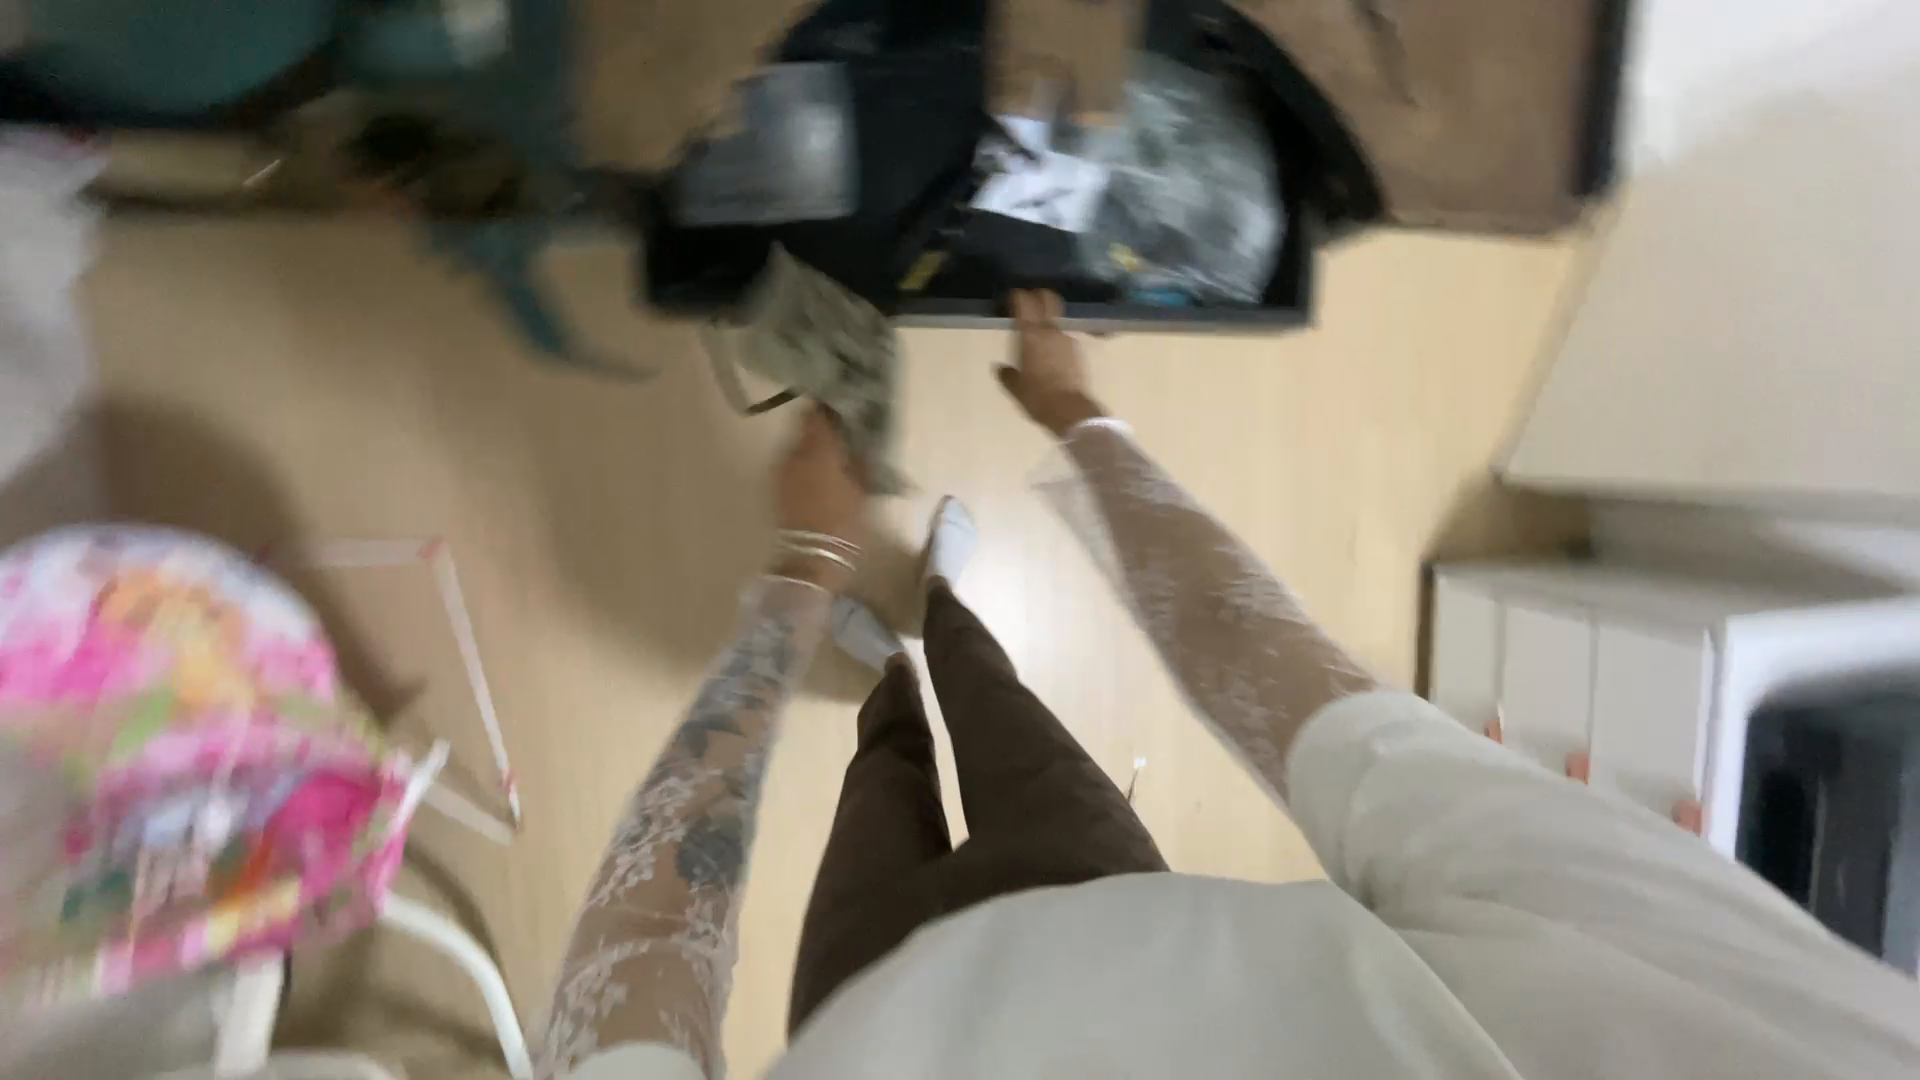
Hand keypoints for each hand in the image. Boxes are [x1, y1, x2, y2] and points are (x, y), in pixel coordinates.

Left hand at [771, 406, 866, 590]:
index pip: (820, 412)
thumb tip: (860, 440)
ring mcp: (780, 470)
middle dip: (824, 424)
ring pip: (798, 444)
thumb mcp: (862, 491)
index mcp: (817, 450)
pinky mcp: (775, 486)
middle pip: (806, 425)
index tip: (849, 405)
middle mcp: (792, 453)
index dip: (833, 405)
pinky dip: (805, 461)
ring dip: (814, 444)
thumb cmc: (842, 526)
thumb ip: (860, 459)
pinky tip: (822, 472)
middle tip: (846, 429)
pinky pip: (792, 462)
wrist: (809, 562)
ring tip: (836, 452)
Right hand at [998, 289, 1107, 437]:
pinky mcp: (1080, 352)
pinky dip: (1058, 341)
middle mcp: (1051, 332)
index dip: (1017, 296)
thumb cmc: (1039, 398)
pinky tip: (1054, 357)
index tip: (1011, 298)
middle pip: (1048, 299)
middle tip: (1030, 302)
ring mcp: (1069, 340)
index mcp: (1032, 336)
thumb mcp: (1016, 389)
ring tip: (1041, 338)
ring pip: (1057, 321)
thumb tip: (1001, 368)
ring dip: (1049, 323)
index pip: (1025, 302)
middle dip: (1039, 295)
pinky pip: (1066, 339)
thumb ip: (1007, 375)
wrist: (1072, 411)